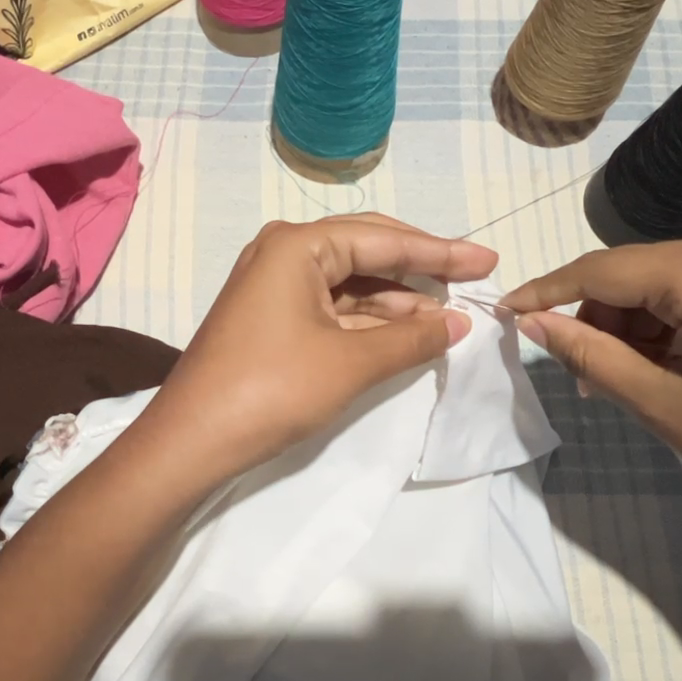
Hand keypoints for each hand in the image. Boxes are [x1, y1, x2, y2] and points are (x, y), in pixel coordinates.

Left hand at [139, 214, 496, 479]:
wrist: (193, 440)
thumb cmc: (272, 389)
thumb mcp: (352, 363)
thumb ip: (412, 338)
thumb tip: (457, 324)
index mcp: (298, 245)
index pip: (384, 239)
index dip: (441, 251)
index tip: (488, 261)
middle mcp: (283, 252)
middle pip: (366, 250)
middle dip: (420, 267)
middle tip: (473, 277)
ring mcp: (273, 286)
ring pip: (350, 282)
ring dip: (396, 299)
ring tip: (446, 315)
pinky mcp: (270, 318)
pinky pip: (331, 307)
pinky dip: (369, 320)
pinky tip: (405, 332)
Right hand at [501, 227, 681, 563]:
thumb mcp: (667, 408)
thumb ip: (592, 355)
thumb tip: (535, 323)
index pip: (604, 269)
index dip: (549, 291)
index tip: (509, 312)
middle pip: (641, 270)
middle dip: (604, 318)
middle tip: (591, 378)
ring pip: (676, 277)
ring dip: (643, 320)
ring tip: (639, 380)